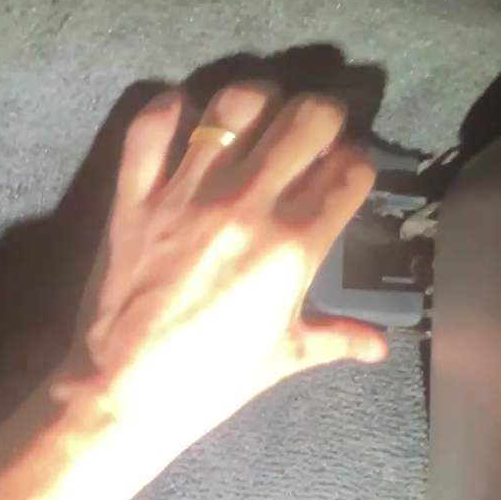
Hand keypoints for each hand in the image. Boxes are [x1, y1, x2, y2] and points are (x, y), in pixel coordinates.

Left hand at [70, 81, 385, 444]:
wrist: (121, 394)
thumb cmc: (204, 386)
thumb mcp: (277, 361)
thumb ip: (333, 339)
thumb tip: (378, 347)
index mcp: (291, 250)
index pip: (350, 171)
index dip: (353, 169)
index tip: (339, 180)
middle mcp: (246, 210)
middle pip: (308, 119)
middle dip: (321, 122)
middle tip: (305, 143)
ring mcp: (186, 200)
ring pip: (237, 105)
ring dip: (255, 105)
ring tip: (251, 126)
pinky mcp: (134, 201)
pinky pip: (150, 129)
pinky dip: (166, 112)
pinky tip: (181, 120)